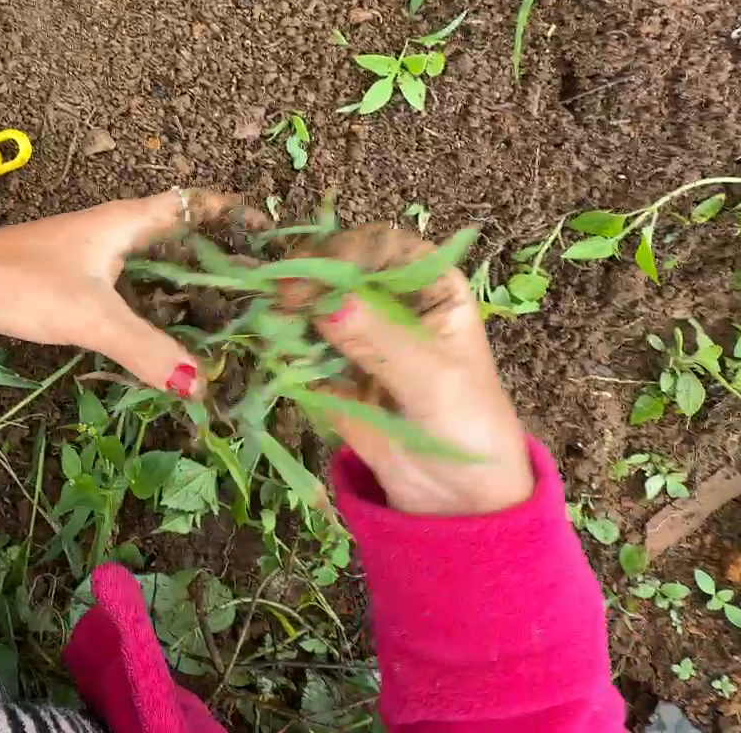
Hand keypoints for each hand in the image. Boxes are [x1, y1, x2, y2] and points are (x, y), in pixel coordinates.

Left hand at [0, 189, 255, 398]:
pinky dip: (159, 299)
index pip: (194, 203)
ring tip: (231, 313)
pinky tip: (171, 327)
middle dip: (221, 255)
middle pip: (183, 233)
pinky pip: (135, 281)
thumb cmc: (23, 283)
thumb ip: (145, 349)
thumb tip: (204, 387)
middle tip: (262, 289)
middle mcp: (118, 229)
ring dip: (190, 280)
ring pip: (158, 260)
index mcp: (127, 221)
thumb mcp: (89, 316)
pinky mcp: (79, 274)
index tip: (273, 234)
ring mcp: (97, 252)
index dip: (234, 211)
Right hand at [295, 226, 533, 515]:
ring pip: (308, 297)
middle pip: (335, 265)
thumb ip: (381, 341)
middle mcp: (387, 295)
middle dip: (306, 277)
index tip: (315, 278)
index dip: (346, 252)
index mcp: (427, 284)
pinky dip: (280, 340)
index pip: (381, 246)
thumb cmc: (467, 424)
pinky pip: (295, 339)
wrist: (455, 494)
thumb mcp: (433, 380)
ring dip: (286, 306)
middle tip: (282, 299)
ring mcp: (352, 326)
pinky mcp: (325, 359)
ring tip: (273, 325)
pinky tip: (275, 348)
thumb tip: (328, 304)